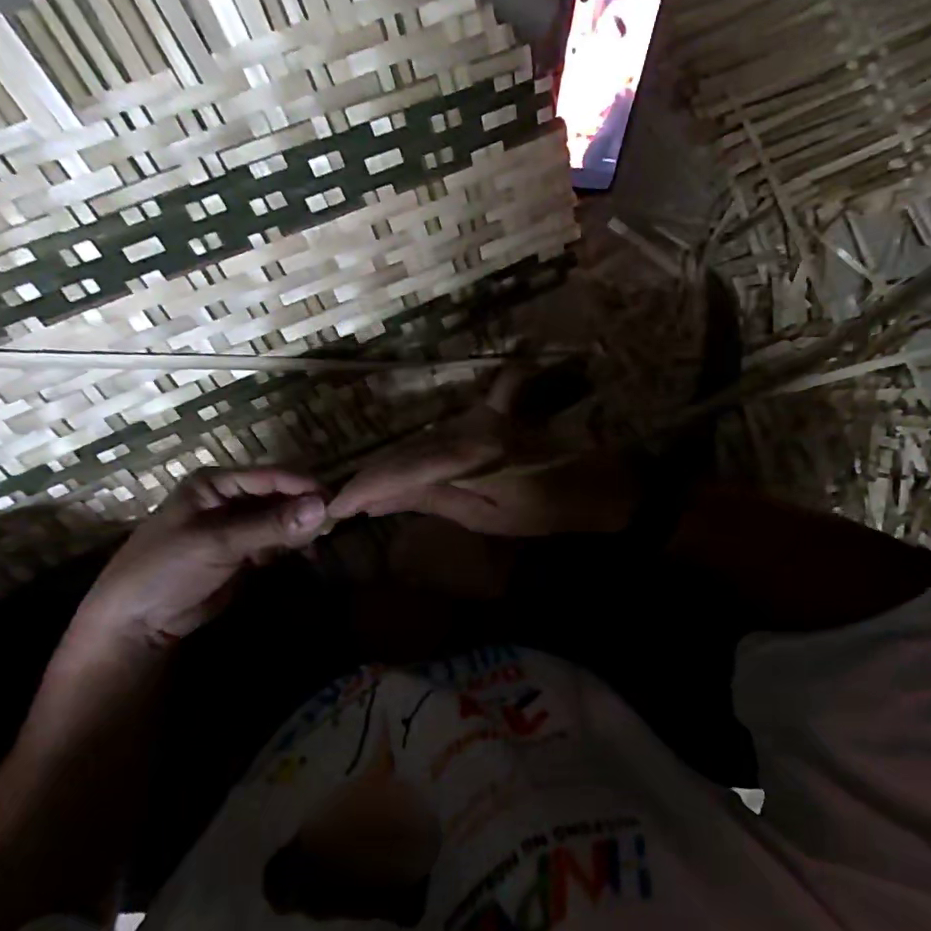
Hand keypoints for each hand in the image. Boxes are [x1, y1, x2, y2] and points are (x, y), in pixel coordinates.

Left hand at [66, 467, 328, 651]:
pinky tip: (309, 556)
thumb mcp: (219, 543)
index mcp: (215, 483)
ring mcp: (237, 525)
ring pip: (283, 518)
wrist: (136, 621)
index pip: (271, 477)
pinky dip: (294, 546)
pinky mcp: (244, 551)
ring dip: (302, 529)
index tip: (337, 502)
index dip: (304, 487)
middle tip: (335, 525)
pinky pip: (278, 540)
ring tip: (322, 543)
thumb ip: (272, 525)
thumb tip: (323, 507)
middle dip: (306, 508)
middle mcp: (228, 498)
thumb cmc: (166, 569)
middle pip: (280, 495)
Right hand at [327, 369, 637, 536]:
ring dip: (393, 464)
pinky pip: (448, 426)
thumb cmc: (546, 509)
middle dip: (371, 477)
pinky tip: (416, 456)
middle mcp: (466, 426)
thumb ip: (431, 498)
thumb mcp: (486, 516)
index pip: (400, 470)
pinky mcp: (490, 414)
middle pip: (406, 452)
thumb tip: (378, 498)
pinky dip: (426, 444)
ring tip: (366, 491)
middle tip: (341, 503)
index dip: (364, 488)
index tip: (334, 507)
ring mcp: (479, 416)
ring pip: (421, 440)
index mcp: (465, 454)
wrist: (597, 484)